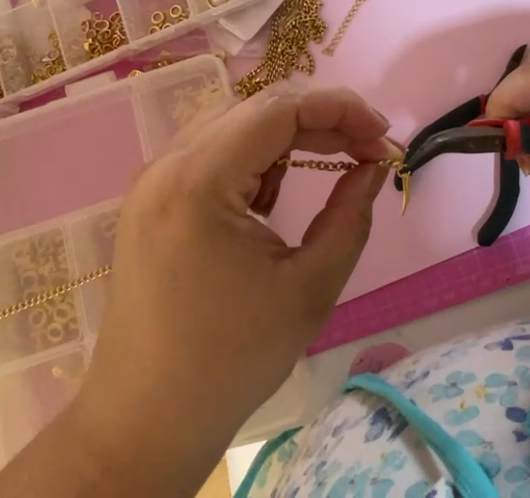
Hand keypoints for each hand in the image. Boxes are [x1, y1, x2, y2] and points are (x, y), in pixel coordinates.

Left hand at [78, 88, 397, 449]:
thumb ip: (349, 216)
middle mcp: (167, 165)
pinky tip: (274, 199)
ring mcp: (153, 182)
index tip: (383, 138)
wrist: (146, 419)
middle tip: (368, 152)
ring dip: (287, 139)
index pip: (278, 110)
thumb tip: (372, 166)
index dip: (340, 110)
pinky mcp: (151, 202)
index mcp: (199, 180)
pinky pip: (212, 156)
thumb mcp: (309, 288)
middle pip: (255, 111)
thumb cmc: (231, 359)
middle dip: (319, 121)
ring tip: (328, 169)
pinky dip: (254, 161)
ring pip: (234, 128)